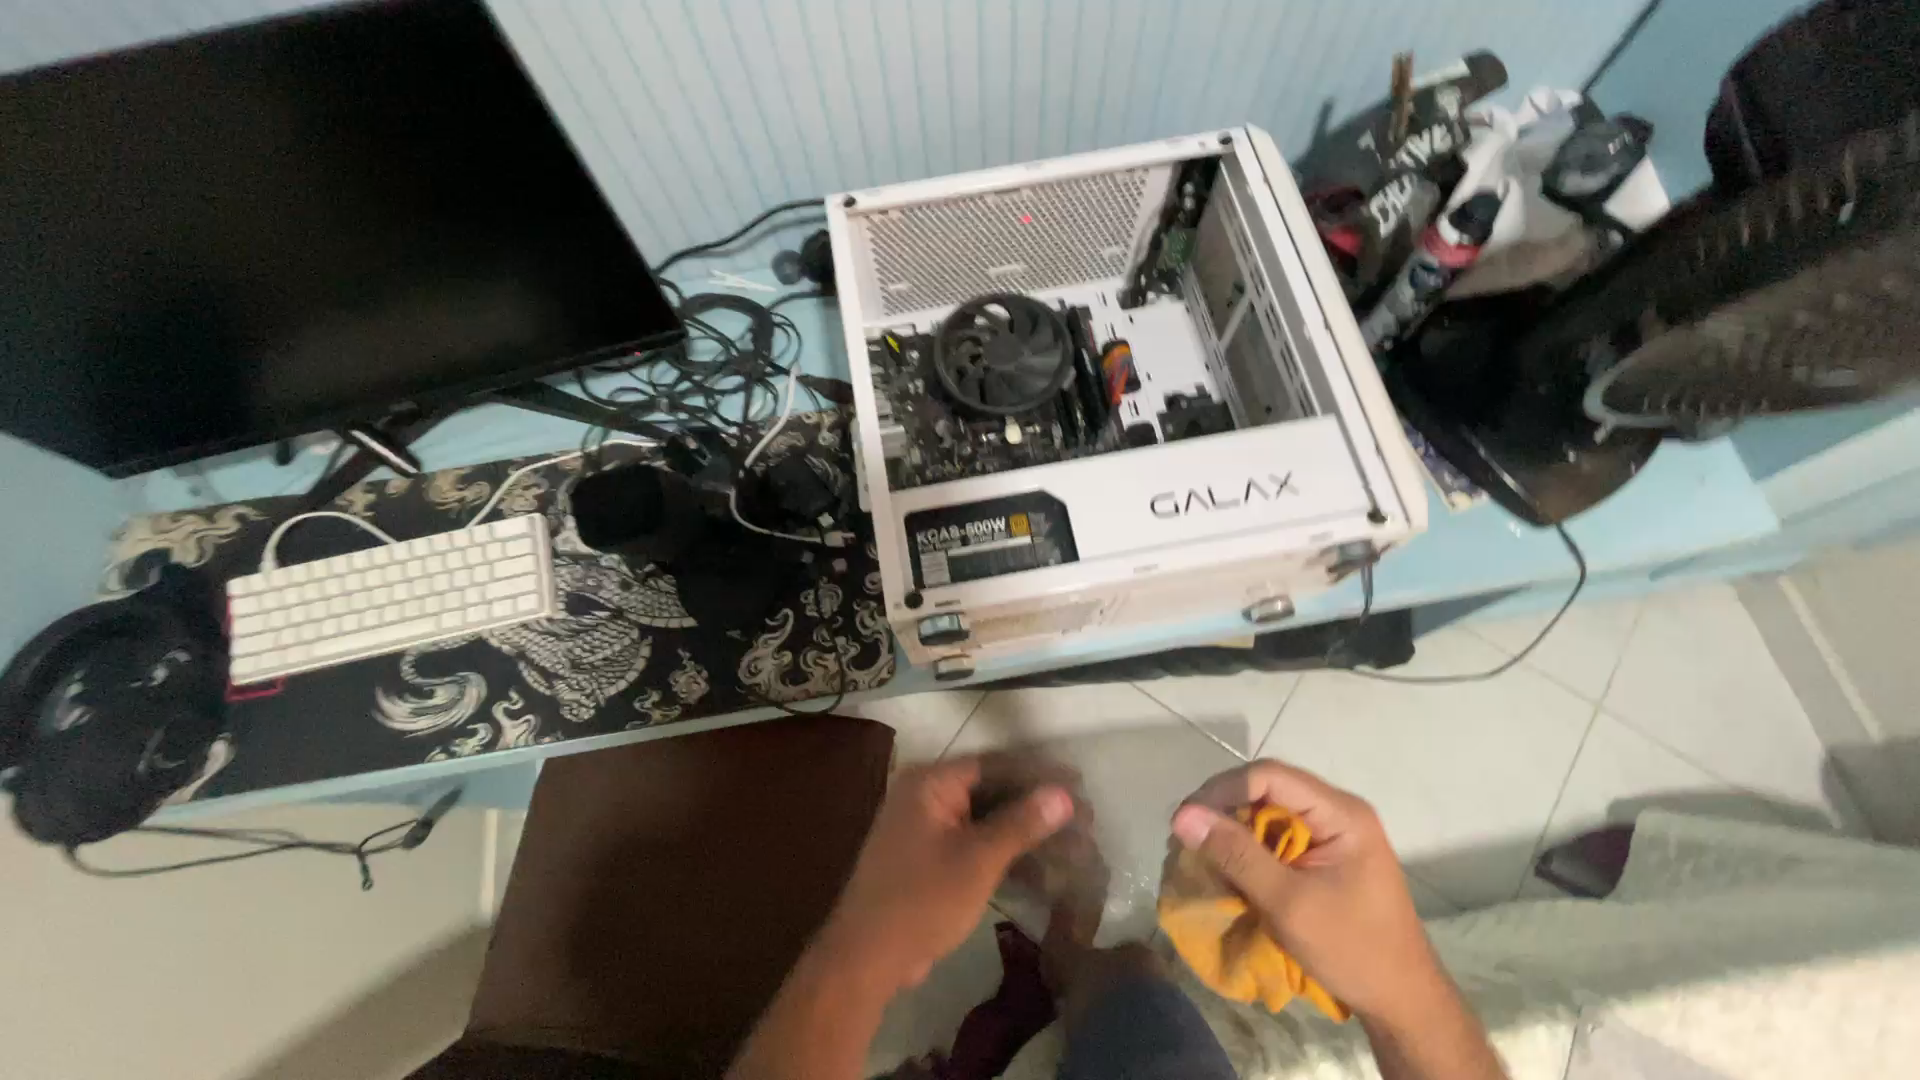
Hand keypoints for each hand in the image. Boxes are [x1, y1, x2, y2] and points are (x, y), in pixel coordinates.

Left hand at [816, 757, 1074, 995]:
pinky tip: (1040, 865)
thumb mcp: (977, 860)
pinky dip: (1003, 851)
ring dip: (1023, 830)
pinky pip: (973, 842)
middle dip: (1035, 805)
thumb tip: (1063, 792)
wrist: (868, 957)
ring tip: (1070, 840)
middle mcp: (925, 795)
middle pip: (990, 790)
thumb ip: (1021, 823)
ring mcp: (925, 827)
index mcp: (930, 783)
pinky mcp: (929, 857)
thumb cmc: (922, 899)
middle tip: (1082, 816)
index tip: (1078, 783)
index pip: (994, 764)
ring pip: (984, 818)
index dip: (1038, 773)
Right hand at [1169, 760, 1441, 1022]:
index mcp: (1340, 813)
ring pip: (1267, 811)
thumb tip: (1182, 815)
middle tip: (1187, 838)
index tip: (1186, 821)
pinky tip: (1228, 867)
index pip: (1268, 775)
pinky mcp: (1324, 854)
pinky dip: (1248, 847)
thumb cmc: (1352, 950)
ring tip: (1200, 853)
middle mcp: (1337, 811)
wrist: (1404, 1003)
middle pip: (1266, 788)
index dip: (1222, 790)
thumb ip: (1236, 854)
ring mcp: (1333, 832)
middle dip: (1222, 809)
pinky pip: (1276, 834)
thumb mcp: (1288, 903)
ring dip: (1232, 830)